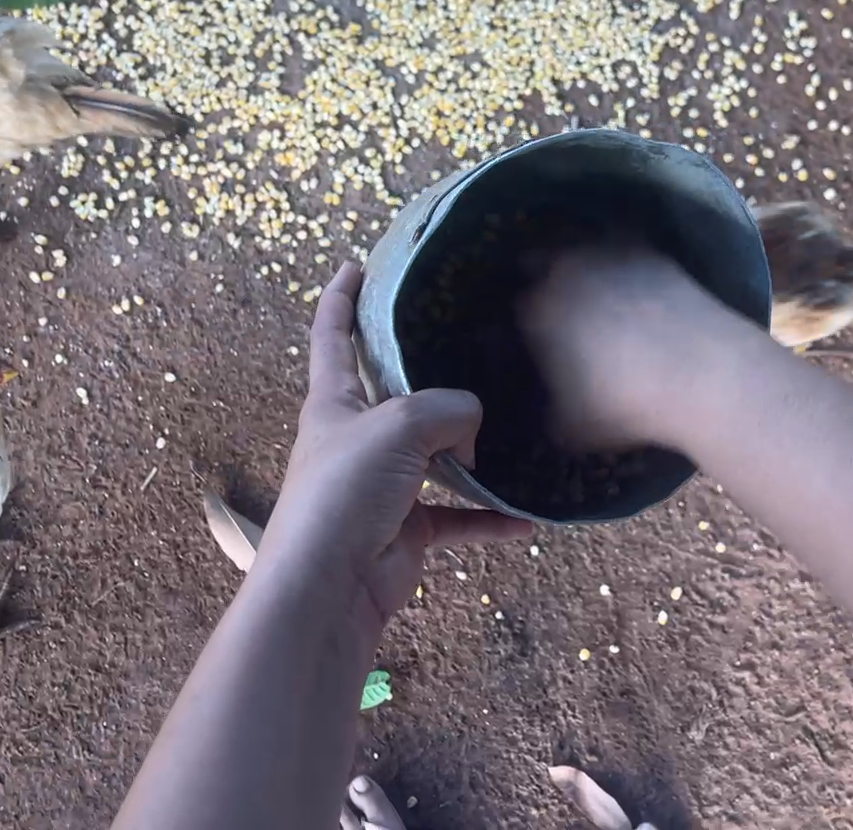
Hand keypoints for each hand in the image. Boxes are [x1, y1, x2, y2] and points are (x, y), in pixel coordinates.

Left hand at [263, 263, 531, 633]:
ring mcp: (382, 485)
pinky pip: (455, 516)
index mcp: (335, 403)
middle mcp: (357, 438)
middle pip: (394, 394)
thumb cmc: (347, 490)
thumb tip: (473, 425)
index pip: (331, 336)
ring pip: (434, 456)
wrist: (329, 587)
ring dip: (469, 453)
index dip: (340, 297)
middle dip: (425, 374)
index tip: (355, 264)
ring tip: (512, 433)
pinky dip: (486, 517)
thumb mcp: (398, 425)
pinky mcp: (406, 528)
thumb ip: (446, 408)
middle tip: (468, 348)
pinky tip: (523, 517)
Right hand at [518, 247, 762, 450]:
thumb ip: (545, 414)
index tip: (529, 334)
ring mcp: (607, 254)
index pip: (513, 306)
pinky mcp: (649, 250)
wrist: (701, 372)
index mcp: (534, 311)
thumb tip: (543, 407)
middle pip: (535, 260)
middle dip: (537, 275)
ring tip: (589, 281)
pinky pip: (622, 243)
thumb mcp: (570, 429)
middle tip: (552, 301)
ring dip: (576, 258)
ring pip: (578, 244)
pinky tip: (630, 275)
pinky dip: (619, 254)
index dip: (520, 319)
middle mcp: (562, 271)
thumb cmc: (625, 404)